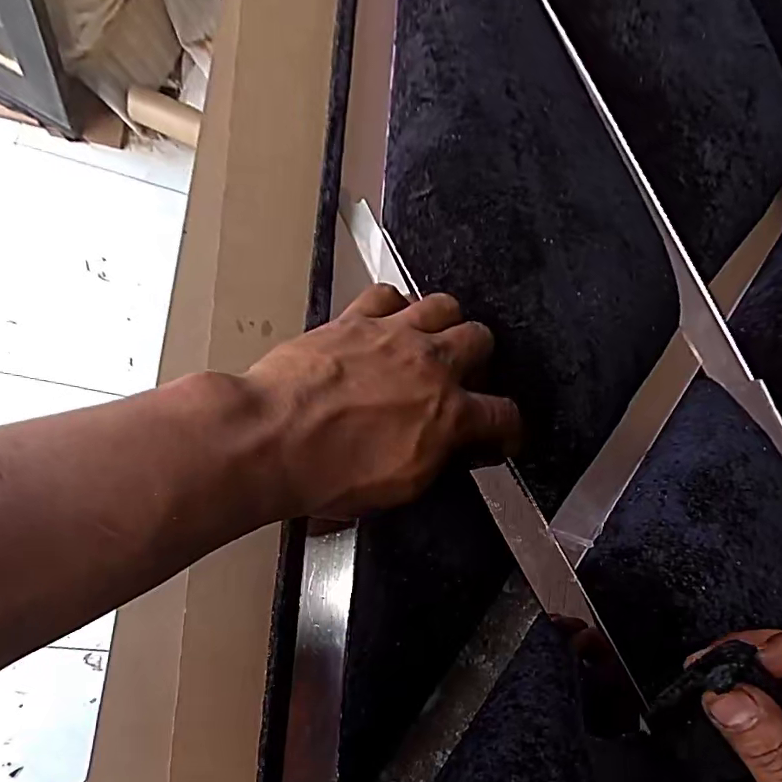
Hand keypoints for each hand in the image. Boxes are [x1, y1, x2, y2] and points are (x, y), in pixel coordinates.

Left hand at [241, 285, 521, 517]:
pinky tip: (390, 322)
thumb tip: (448, 450)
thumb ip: (438, 459)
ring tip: (435, 341)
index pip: (504, 414)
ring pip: (444, 305)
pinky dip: (397, 306)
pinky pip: (389, 294)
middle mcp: (430, 366)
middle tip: (467, 377)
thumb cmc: (327, 471)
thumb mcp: (403, 487)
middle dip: (482, 360)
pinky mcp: (355, 320)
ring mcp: (393, 336)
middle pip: (482, 340)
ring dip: (447, 323)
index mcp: (449, 415)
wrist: (271, 442)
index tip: (503, 431)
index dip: (510, 427)